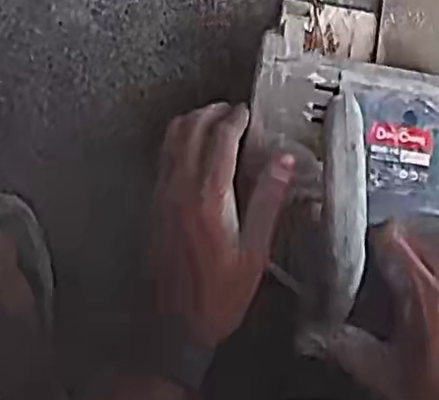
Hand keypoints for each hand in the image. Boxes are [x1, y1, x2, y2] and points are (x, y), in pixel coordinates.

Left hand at [148, 102, 294, 346]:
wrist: (170, 328)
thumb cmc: (218, 295)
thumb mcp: (254, 253)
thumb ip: (269, 201)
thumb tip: (285, 159)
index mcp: (209, 196)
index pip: (221, 138)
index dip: (235, 118)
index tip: (247, 112)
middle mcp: (181, 186)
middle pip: (192, 128)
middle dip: (213, 111)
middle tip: (232, 110)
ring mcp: (163, 192)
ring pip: (172, 136)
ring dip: (193, 119)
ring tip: (212, 118)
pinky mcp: (153, 201)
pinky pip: (164, 153)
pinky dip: (178, 136)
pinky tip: (192, 144)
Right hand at [310, 222, 438, 399]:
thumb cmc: (432, 392)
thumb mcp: (382, 371)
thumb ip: (343, 344)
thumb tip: (307, 333)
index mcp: (425, 290)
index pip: (387, 234)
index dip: (362, 240)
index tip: (347, 253)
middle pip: (402, 234)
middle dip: (379, 248)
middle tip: (360, 271)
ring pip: (416, 242)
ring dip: (397, 256)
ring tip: (381, 284)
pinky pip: (431, 256)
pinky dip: (413, 265)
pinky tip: (402, 292)